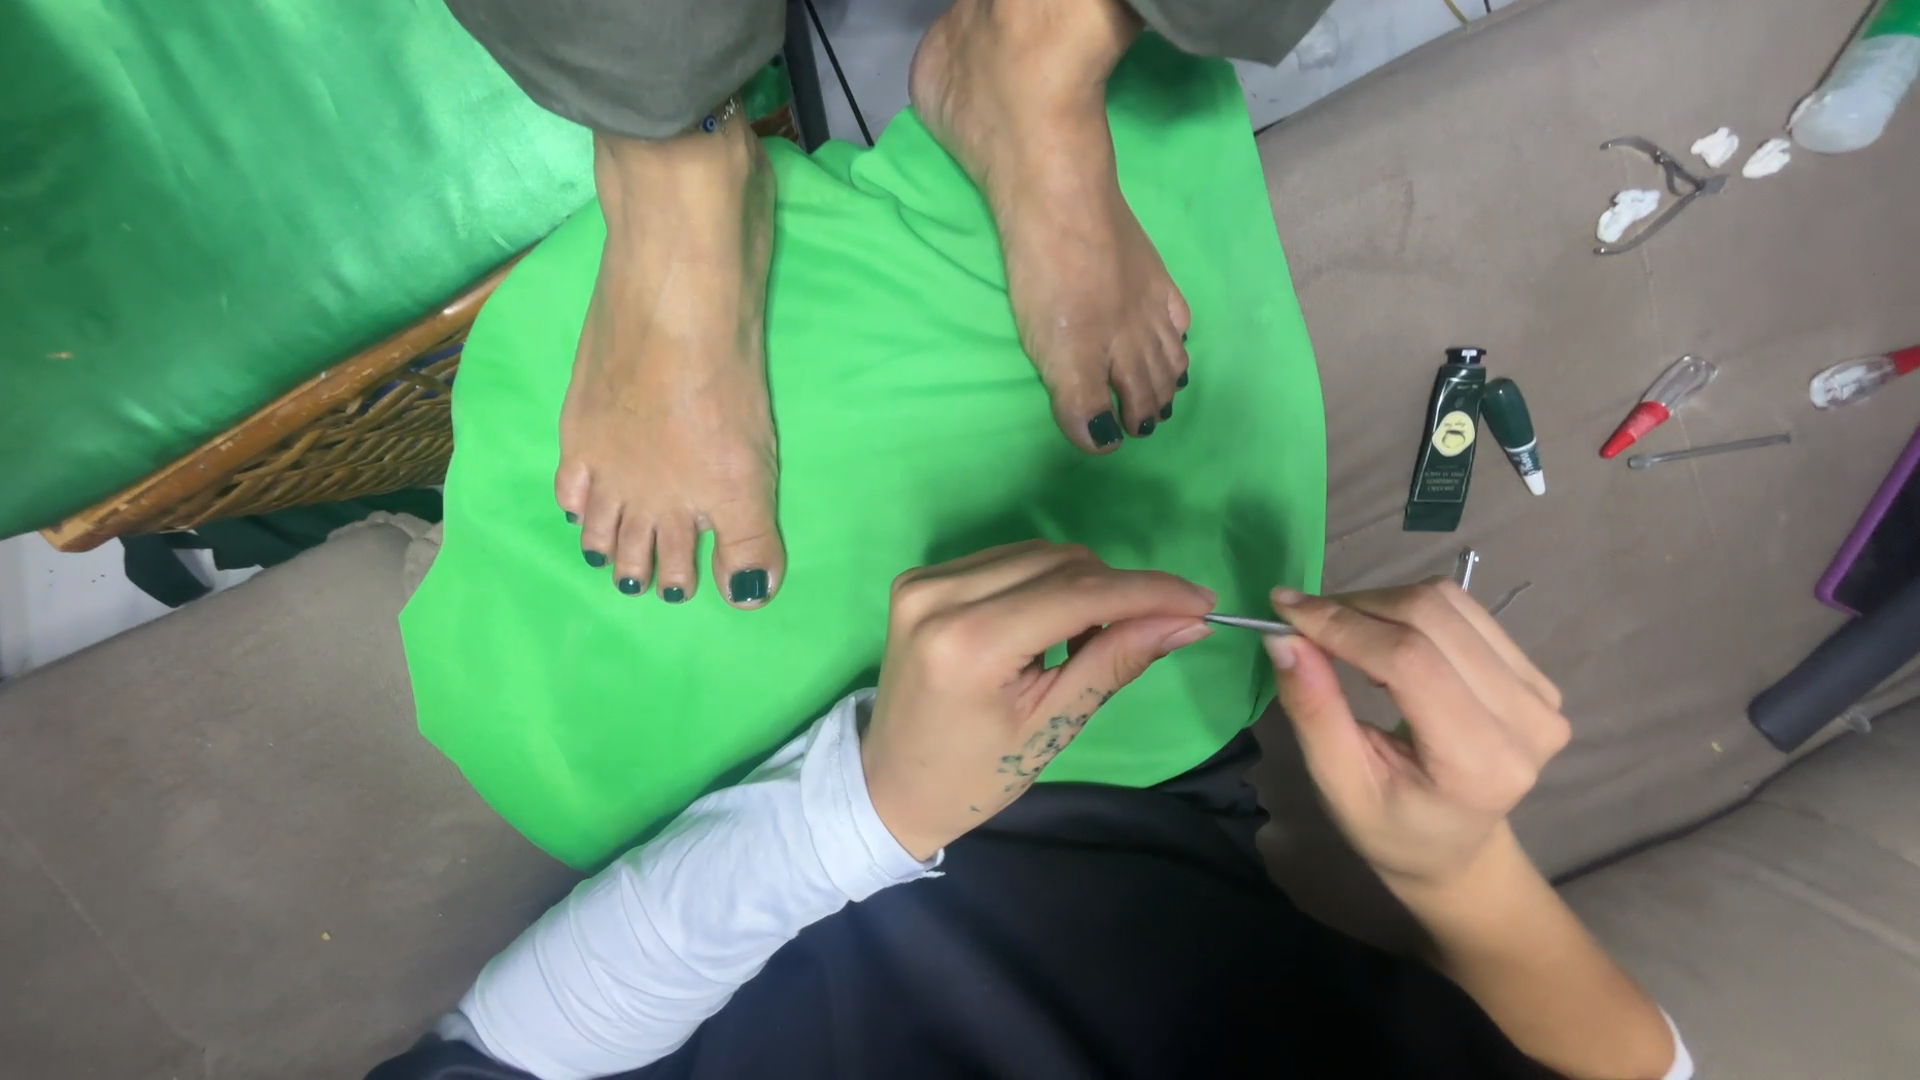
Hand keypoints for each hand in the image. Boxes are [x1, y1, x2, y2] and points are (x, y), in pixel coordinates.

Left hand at [861, 541, 1215, 859]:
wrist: (891, 784)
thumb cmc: (975, 774)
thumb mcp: (1052, 726)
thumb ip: (1116, 661)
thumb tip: (1186, 619)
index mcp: (971, 643)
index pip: (1079, 593)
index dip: (1148, 591)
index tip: (1201, 600)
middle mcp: (940, 595)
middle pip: (1060, 562)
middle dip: (1118, 589)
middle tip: (1150, 628)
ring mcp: (923, 581)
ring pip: (1036, 553)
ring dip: (1081, 582)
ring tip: (1091, 635)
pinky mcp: (919, 579)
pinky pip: (1005, 559)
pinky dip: (1042, 580)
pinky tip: (1049, 621)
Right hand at [1266, 581, 1569, 900]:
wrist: (1457, 848)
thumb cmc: (1390, 826)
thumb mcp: (1338, 783)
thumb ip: (1313, 710)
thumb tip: (1282, 638)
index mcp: (1477, 761)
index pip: (1408, 660)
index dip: (1340, 624)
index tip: (1282, 609)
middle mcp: (1525, 721)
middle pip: (1430, 617)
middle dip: (1353, 606)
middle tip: (1303, 620)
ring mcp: (1541, 694)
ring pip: (1446, 602)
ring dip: (1377, 602)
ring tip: (1339, 631)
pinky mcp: (1535, 675)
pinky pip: (1462, 610)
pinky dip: (1406, 609)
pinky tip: (1382, 638)